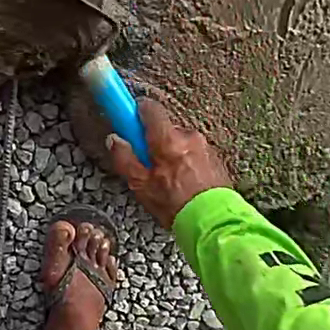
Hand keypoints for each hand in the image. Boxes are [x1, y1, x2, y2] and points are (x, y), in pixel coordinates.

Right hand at [107, 97, 233, 227]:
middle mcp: (188, 136)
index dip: (136, 111)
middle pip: (164, 128)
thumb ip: (124, 158)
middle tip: (148, 164)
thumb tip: (114, 140)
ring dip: (172, 153)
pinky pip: (194, 153)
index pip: (150, 108)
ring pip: (180, 142)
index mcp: (167, 139)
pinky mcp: (215, 158)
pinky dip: (187, 162)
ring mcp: (204, 146)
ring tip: (169, 180)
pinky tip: (184, 183)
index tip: (128, 118)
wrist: (213, 222)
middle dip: (154, 141)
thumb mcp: (140, 184)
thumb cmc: (175, 205)